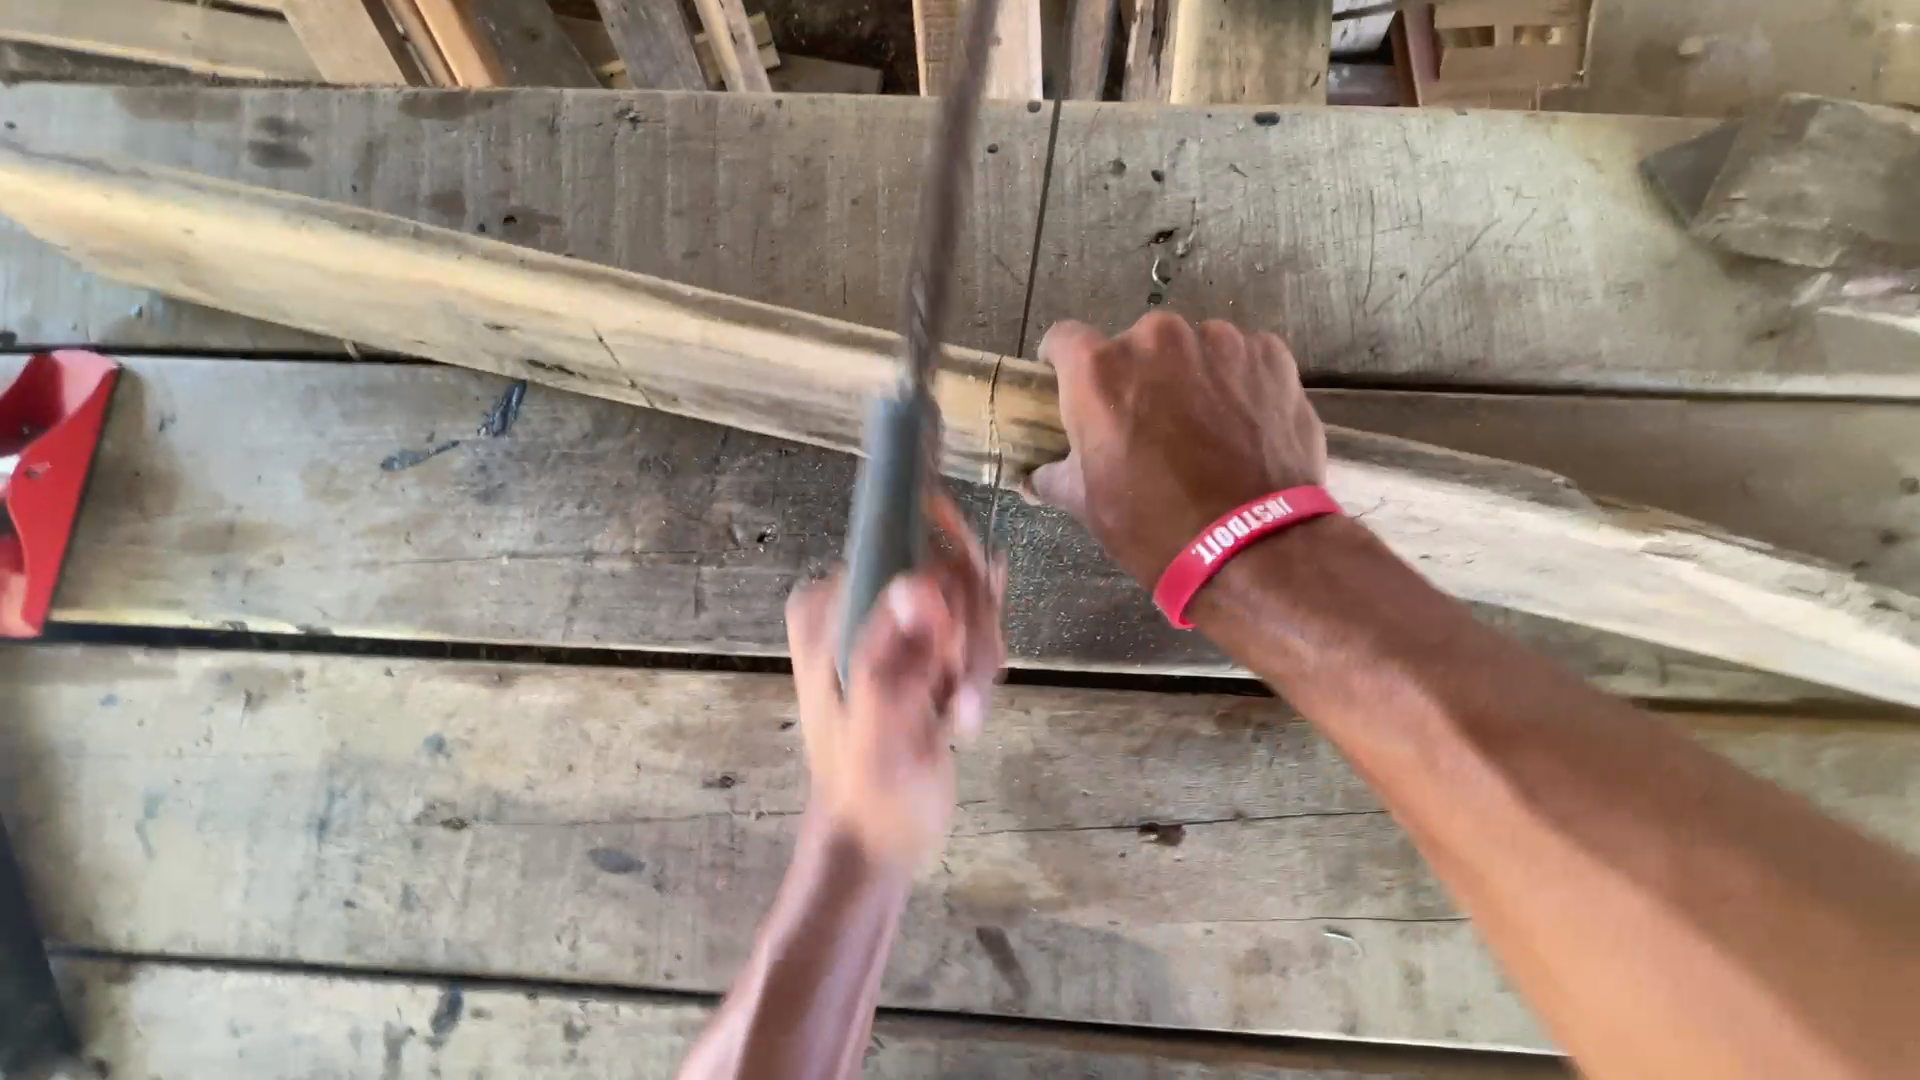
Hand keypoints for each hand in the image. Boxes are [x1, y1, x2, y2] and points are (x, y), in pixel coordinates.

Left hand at [786, 491, 1004, 870]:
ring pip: (969, 598)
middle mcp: (856, 602)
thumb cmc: (870, 798)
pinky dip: (979, 664)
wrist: (879, 836)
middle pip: (948, 571)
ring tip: (958, 712)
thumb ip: (888, 662)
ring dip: (975, 658)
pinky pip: (973, 619)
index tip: (956, 651)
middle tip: (959, 693)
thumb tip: (919, 585)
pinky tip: (962, 708)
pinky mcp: (918, 641)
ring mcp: (891, 620)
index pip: (907, 550)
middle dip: (967, 637)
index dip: (950, 594)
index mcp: (827, 611)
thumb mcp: (875, 737)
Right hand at [1028, 313, 1327, 587]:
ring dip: (1189, 376)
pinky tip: (1243, 425)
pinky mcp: (1270, 356)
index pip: (1063, 340)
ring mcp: (1221, 342)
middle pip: (1135, 345)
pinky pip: (1241, 359)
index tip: (1075, 389)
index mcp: (1100, 370)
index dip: (1064, 365)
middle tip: (1148, 425)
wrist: (1253, 548)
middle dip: (1137, 377)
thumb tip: (1038, 474)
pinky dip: (1236, 383)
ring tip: (1204, 429)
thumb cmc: (1154, 525)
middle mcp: (1157, 339)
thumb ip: (1055, 473)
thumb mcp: (1087, 503)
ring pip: (1192, 349)